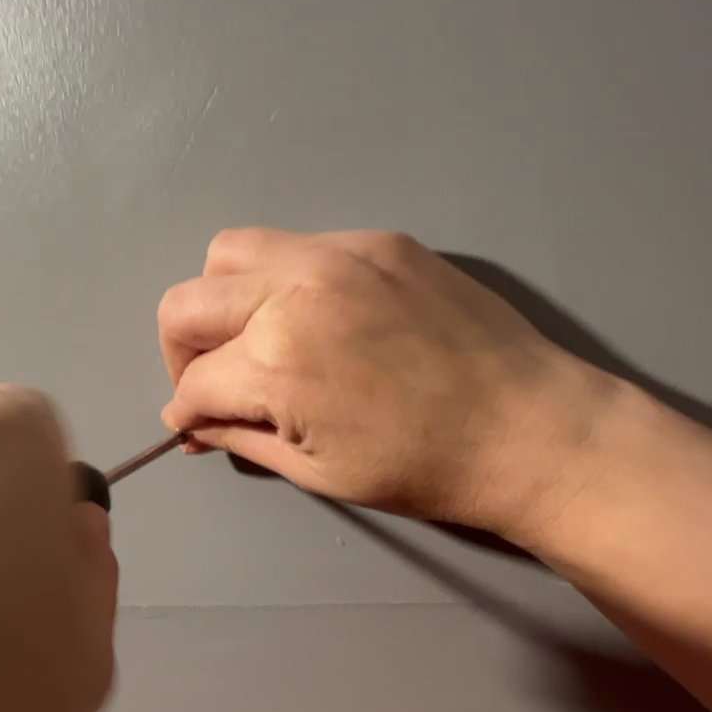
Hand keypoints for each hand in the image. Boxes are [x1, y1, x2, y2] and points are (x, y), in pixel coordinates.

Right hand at [158, 227, 617, 538]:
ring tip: (255, 335)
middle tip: (213, 382)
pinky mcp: (376, 241)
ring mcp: (335, 256)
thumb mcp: (313, 471)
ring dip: (221, 299)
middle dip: (180, 352)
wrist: (531, 429)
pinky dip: (282, 281)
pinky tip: (318, 316)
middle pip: (185, 306)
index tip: (194, 425)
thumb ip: (237, 437)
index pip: (192, 381)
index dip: (186, 412)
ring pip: (229, 254)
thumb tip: (190, 423)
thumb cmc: (421, 469)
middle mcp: (290, 293)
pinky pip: (296, 246)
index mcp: (274, 363)